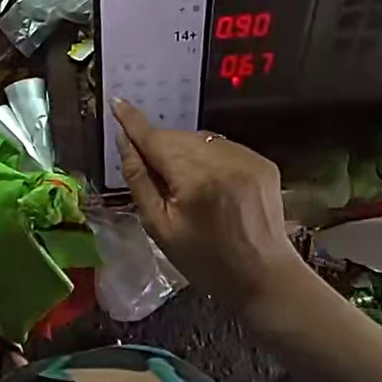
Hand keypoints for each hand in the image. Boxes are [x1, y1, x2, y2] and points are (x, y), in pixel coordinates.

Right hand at [113, 98, 307, 305]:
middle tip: (151, 175)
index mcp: (194, 178)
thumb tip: (124, 142)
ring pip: (198, 140)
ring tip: (181, 185)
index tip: (117, 103)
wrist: (263, 278)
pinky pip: (221, 148)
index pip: (155, 140)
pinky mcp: (262, 162)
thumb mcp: (159, 226)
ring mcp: (247, 158)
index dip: (133, 122)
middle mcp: (223, 159)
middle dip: (158, 147)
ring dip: (182, 152)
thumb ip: (139, 180)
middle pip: (176, 138)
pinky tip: (206, 184)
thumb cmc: (204, 260)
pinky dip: (206, 157)